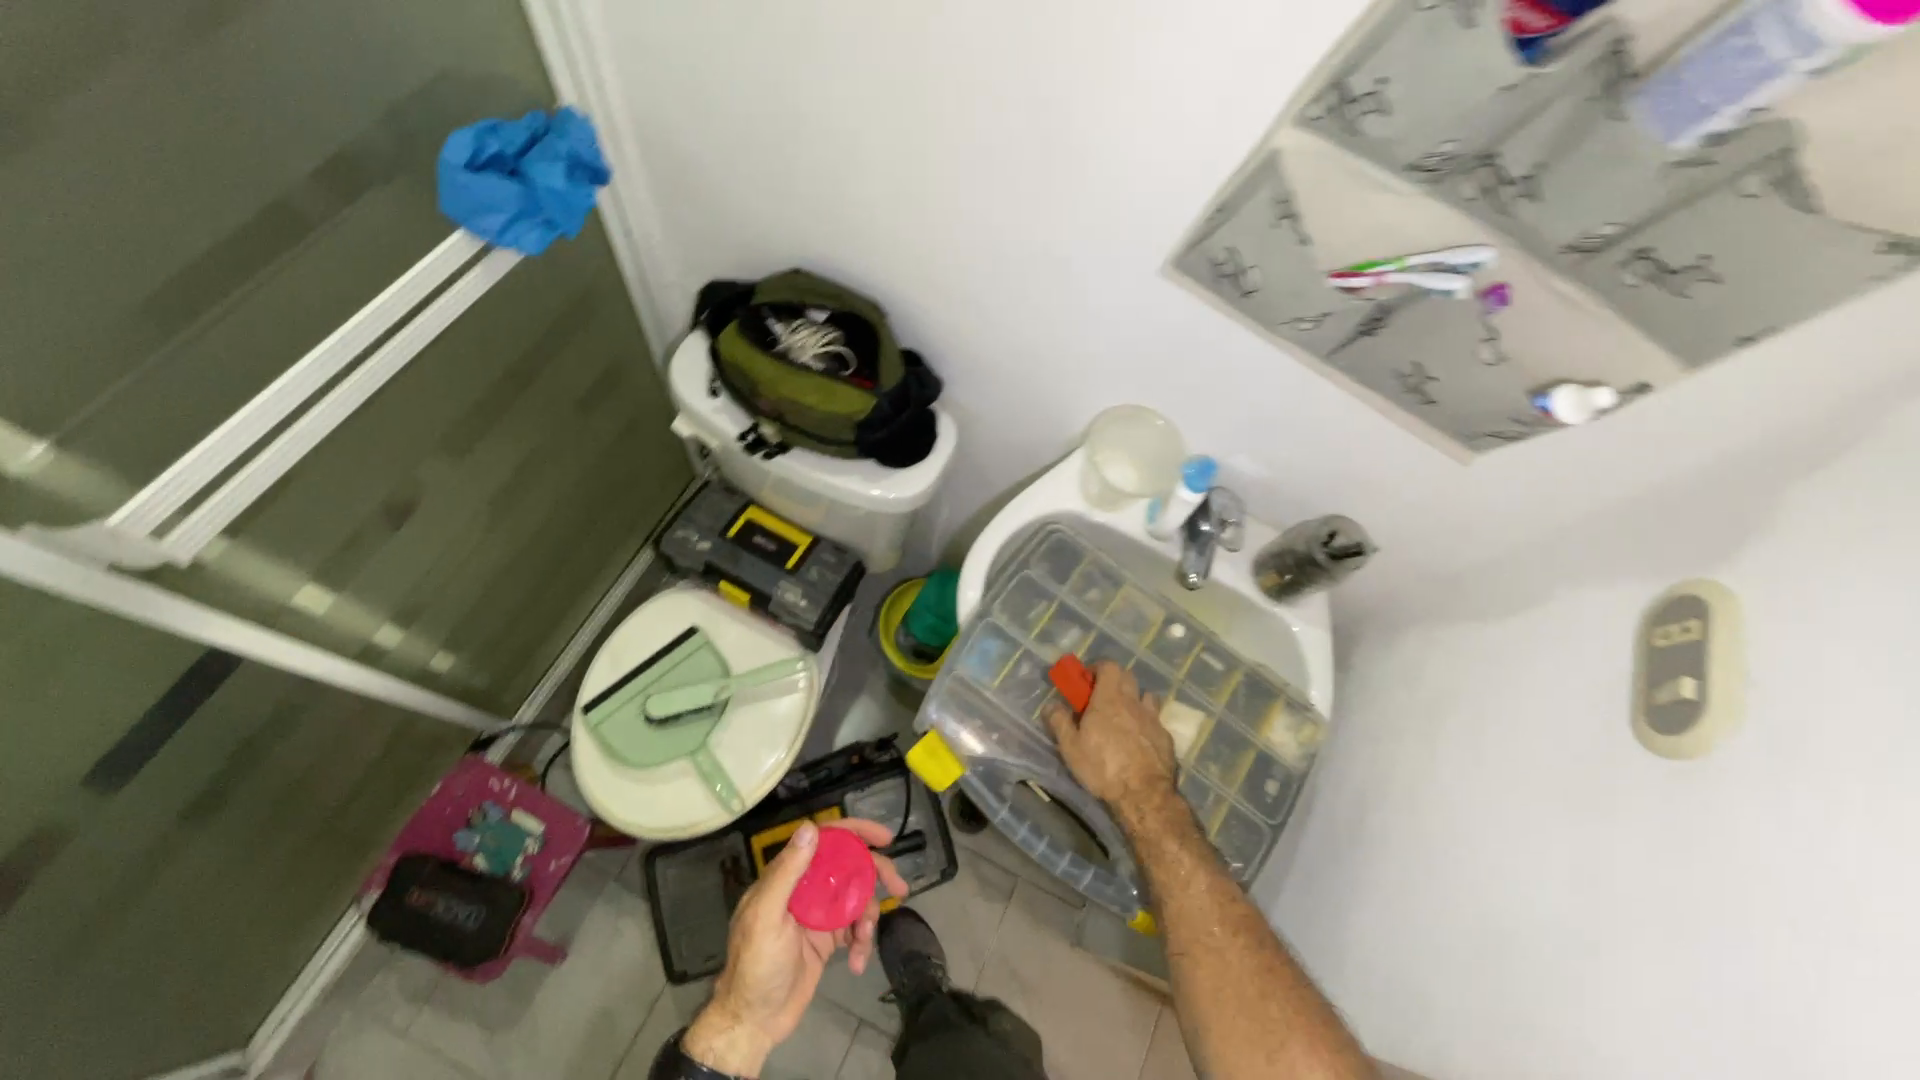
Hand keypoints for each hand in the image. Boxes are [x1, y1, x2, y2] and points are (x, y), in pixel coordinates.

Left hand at [683, 819, 910, 1075]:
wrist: (755, 1021)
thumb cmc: (756, 966)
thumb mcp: (766, 917)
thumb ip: (787, 872)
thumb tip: (810, 827)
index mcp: (786, 878)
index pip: (823, 842)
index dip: (854, 833)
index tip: (884, 838)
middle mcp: (804, 891)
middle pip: (848, 868)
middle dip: (876, 873)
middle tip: (900, 886)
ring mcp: (817, 916)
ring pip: (856, 900)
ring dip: (868, 916)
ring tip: (865, 938)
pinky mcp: (826, 941)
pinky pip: (853, 930)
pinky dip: (861, 943)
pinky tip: (857, 962)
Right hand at [1045, 660, 1177, 805]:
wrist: (1144, 793)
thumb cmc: (1102, 767)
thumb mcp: (1070, 747)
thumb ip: (1059, 721)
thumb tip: (1050, 704)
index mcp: (1109, 699)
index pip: (1108, 666)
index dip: (1097, 668)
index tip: (1087, 680)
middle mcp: (1133, 702)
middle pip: (1128, 676)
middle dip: (1114, 681)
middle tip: (1101, 698)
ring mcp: (1153, 719)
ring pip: (1145, 696)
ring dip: (1134, 699)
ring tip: (1123, 717)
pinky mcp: (1166, 737)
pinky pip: (1155, 721)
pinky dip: (1145, 723)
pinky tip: (1139, 741)